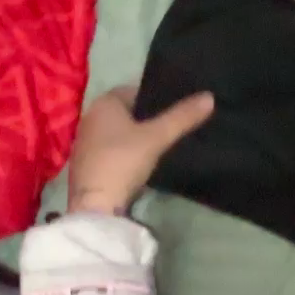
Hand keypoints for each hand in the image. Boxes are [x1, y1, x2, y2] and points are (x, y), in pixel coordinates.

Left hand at [66, 85, 213, 215]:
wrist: (95, 204)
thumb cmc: (124, 161)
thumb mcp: (157, 137)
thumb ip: (182, 118)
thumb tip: (209, 97)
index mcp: (104, 103)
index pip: (133, 91)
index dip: (155, 98)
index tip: (175, 110)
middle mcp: (90, 117)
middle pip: (125, 112)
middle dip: (146, 118)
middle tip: (171, 128)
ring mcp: (85, 142)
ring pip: (117, 132)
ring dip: (135, 137)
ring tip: (160, 146)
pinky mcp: (85, 164)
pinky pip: (110, 150)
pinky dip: (125, 153)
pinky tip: (140, 164)